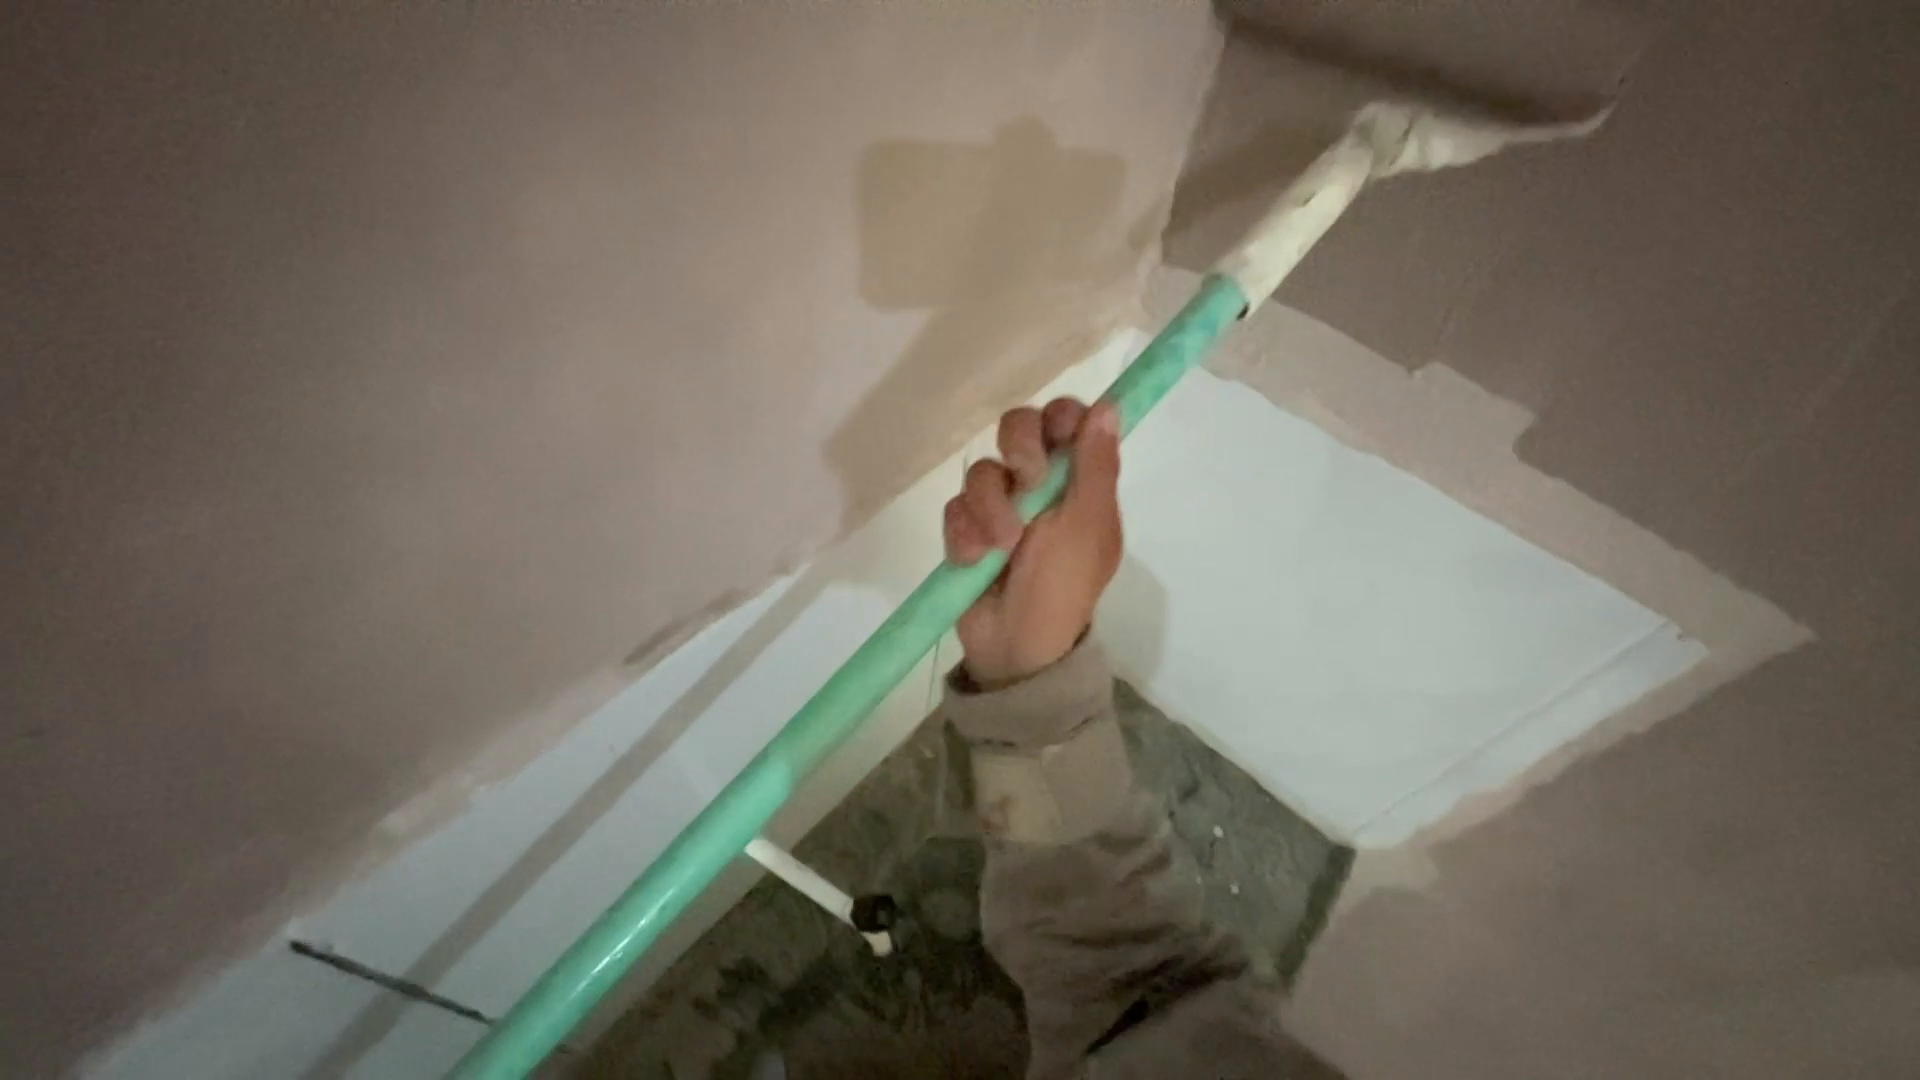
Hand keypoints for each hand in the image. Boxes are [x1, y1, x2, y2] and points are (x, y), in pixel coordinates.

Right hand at [942, 397, 1122, 686]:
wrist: (1016, 646)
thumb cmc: (1064, 587)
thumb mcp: (1088, 527)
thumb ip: (1096, 466)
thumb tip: (1111, 406)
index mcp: (1079, 480)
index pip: (1068, 419)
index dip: (1060, 418)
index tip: (1057, 437)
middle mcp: (1040, 482)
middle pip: (1018, 426)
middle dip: (1019, 450)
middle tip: (1027, 482)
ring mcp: (1000, 503)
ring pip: (982, 469)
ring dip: (989, 508)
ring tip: (999, 548)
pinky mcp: (967, 527)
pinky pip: (955, 506)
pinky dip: (964, 533)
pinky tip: (974, 560)